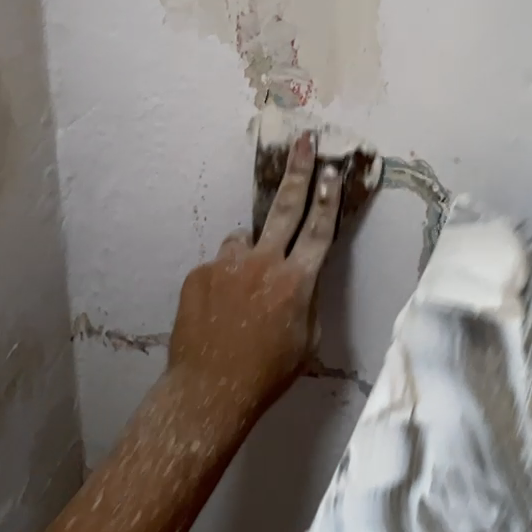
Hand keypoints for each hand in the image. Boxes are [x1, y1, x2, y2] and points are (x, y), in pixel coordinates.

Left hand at [169, 133, 343, 416]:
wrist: (210, 389)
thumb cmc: (267, 373)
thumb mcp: (307, 340)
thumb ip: (307, 300)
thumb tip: (302, 279)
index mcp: (296, 281)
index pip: (319, 229)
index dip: (329, 197)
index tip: (332, 169)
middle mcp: (263, 263)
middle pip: (285, 208)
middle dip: (298, 172)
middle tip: (303, 142)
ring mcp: (227, 265)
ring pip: (244, 240)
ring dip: (250, 252)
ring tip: (245, 288)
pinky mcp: (199, 274)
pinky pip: (219, 266)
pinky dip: (224, 280)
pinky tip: (221, 310)